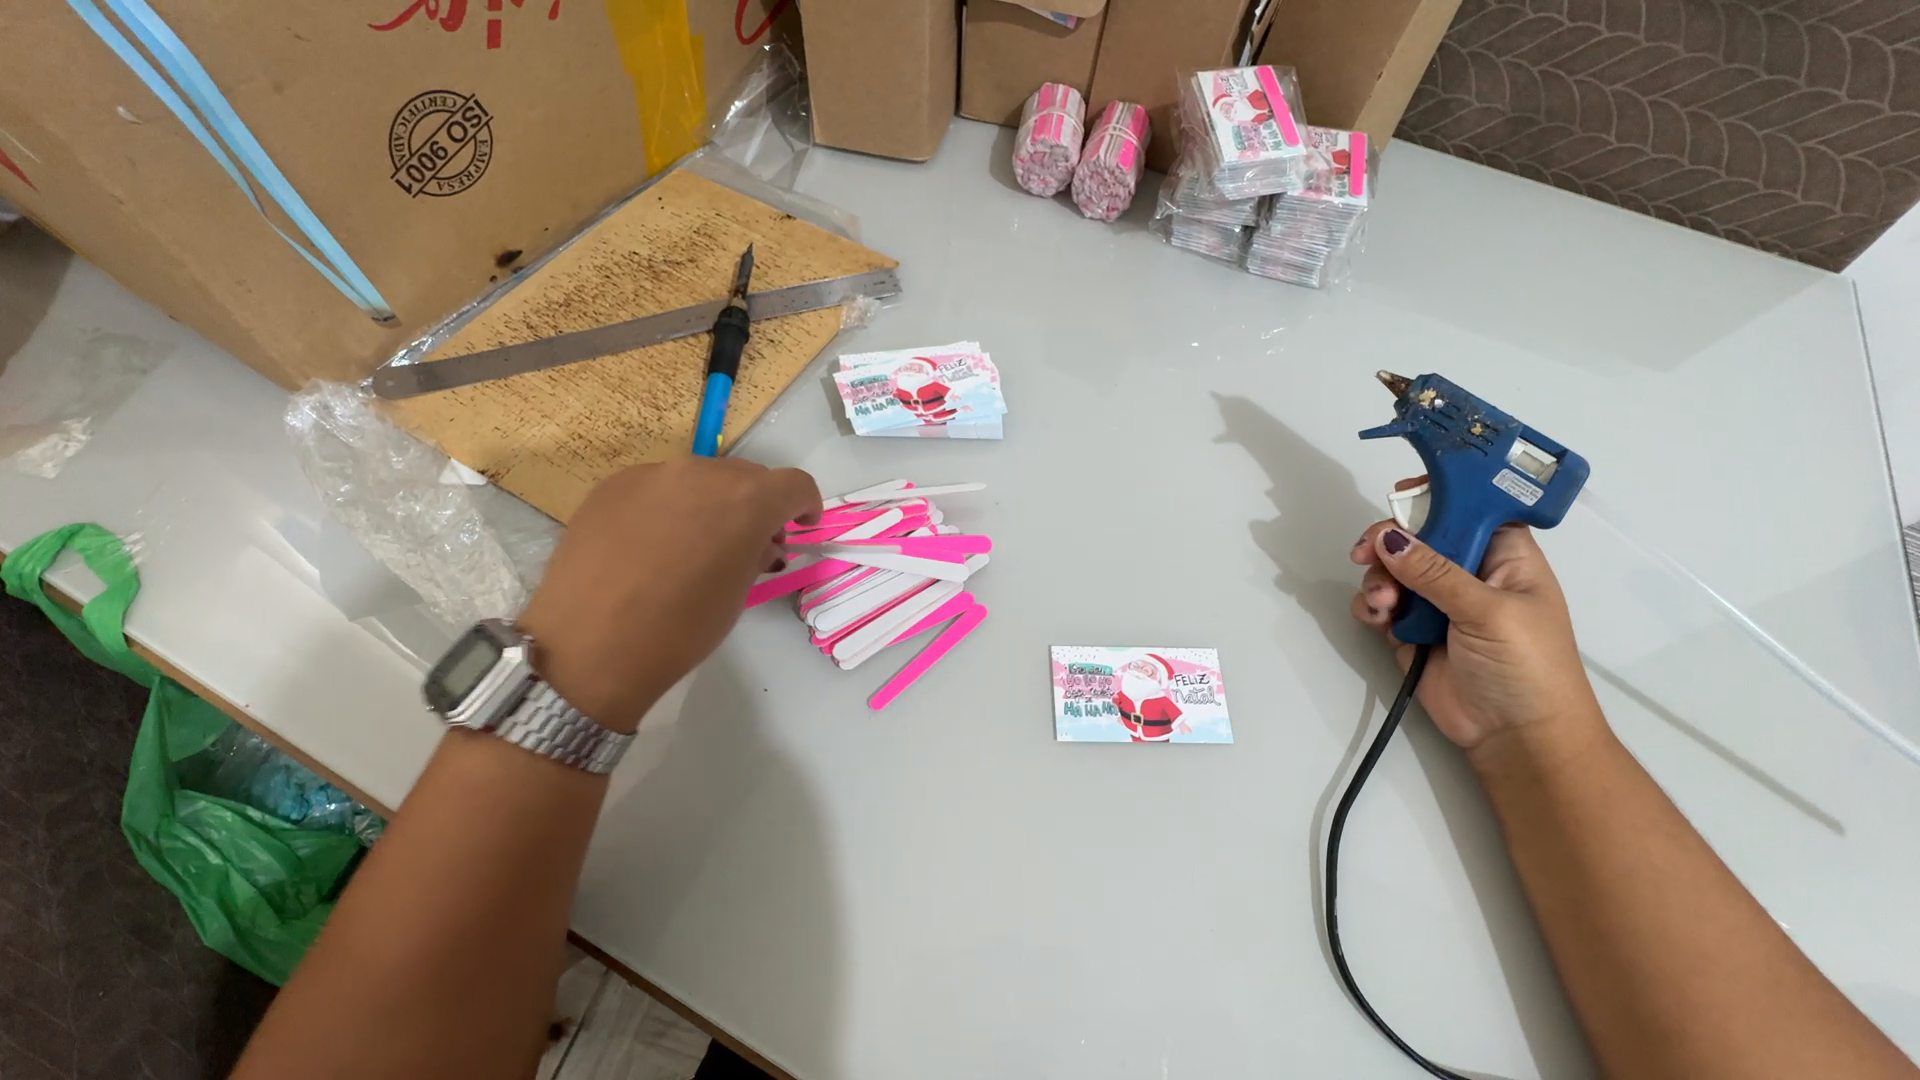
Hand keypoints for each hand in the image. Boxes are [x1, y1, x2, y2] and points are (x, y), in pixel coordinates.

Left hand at [518, 457, 820, 732]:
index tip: (800, 527)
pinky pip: (657, 487)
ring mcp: (652, 474)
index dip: (804, 505)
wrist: (589, 647)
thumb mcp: (738, 594)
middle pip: (746, 477)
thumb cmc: (680, 630)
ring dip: (711, 504)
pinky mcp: (613, 485)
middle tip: (747, 545)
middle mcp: (702, 473)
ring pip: (699, 478)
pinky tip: (652, 545)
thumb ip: (755, 554)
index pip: (793, 485)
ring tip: (695, 545)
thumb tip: (756, 541)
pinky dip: (669, 507)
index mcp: (746, 501)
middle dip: (756, 506)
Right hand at [1348, 485, 1601, 756]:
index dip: (1438, 495)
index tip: (1400, 494)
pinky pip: (1378, 604)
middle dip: (1389, 541)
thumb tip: (1388, 538)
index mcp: (1504, 558)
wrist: (1515, 738)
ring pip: (1392, 569)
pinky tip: (1376, 618)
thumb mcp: (1489, 612)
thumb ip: (1435, 574)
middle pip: (1418, 535)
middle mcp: (1467, 573)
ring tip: (1384, 606)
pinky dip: (1369, 606)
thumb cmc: (1527, 668)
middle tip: (1366, 552)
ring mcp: (1436, 602)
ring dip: (1378, 580)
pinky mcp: (1409, 630)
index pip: (1470, 509)